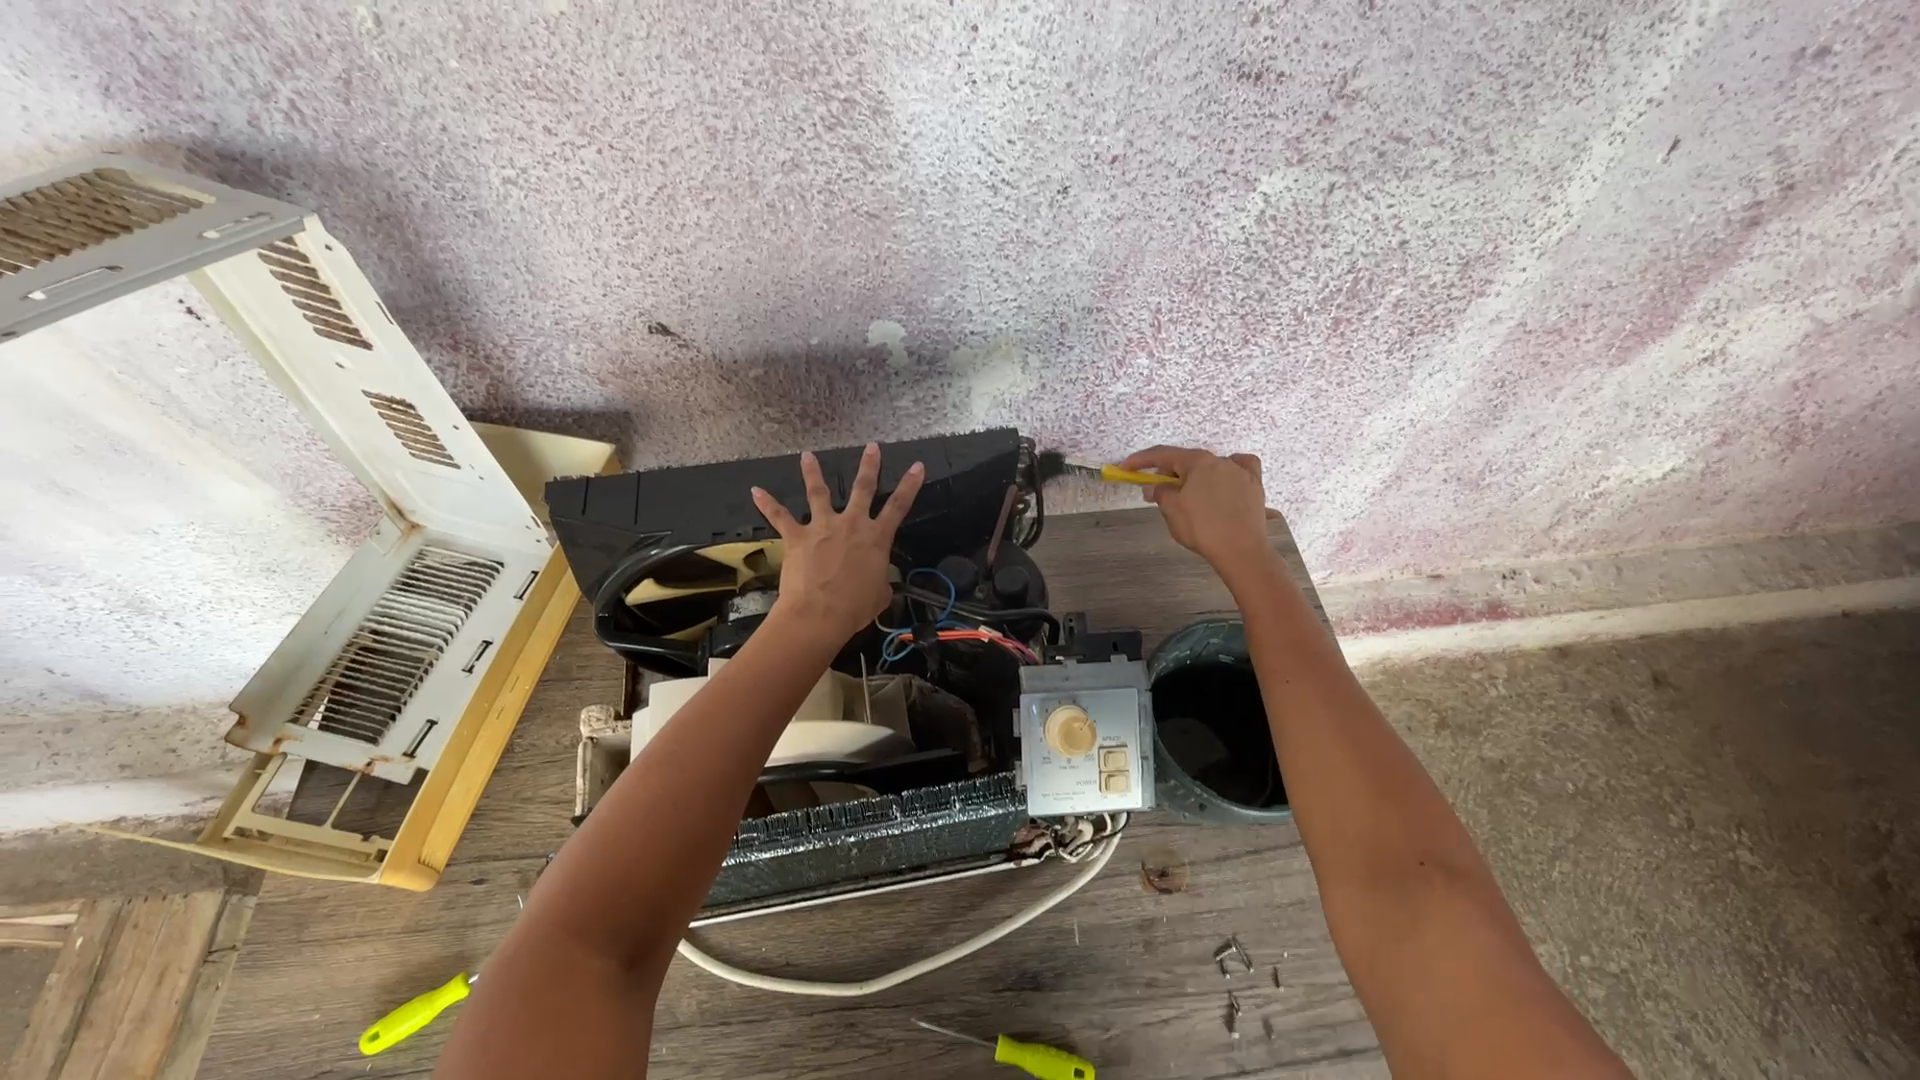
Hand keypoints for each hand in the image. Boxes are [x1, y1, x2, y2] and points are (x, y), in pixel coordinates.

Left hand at [751, 444, 924, 642]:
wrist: (820, 614)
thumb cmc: (855, 608)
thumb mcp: (880, 595)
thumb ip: (880, 581)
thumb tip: (878, 582)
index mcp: (877, 538)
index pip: (899, 506)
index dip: (910, 485)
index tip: (917, 466)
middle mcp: (851, 524)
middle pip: (863, 488)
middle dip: (869, 466)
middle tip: (872, 447)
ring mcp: (822, 527)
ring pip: (818, 492)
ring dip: (812, 473)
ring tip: (807, 456)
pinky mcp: (797, 537)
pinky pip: (779, 517)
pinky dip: (767, 504)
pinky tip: (755, 492)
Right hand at [1121, 445, 1270, 572]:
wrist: (1240, 549)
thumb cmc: (1202, 528)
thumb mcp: (1172, 510)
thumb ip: (1160, 492)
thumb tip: (1155, 486)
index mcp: (1197, 462)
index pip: (1163, 455)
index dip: (1141, 460)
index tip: (1126, 466)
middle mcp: (1219, 460)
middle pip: (1187, 460)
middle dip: (1168, 471)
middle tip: (1156, 488)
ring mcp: (1239, 471)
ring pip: (1211, 466)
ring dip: (1195, 475)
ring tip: (1189, 493)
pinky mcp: (1254, 484)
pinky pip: (1241, 467)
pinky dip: (1230, 469)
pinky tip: (1226, 478)